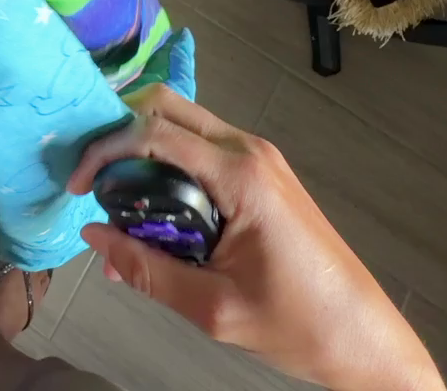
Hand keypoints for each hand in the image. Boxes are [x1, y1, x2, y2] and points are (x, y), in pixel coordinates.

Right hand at [68, 89, 442, 390]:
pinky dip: (166, 156)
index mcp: (240, 175)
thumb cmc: (297, 326)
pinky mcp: (261, 168)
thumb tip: (91, 234)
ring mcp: (258, 154)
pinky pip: (200, 142)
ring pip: (182, 118)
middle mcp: (248, 149)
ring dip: (141, 141)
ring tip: (116, 191)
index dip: (105, 150)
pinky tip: (153, 200)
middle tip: (93, 174)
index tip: (78, 185)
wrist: (368, 342)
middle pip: (166, 104)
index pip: (155, 133)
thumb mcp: (213, 308)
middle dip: (118, 129)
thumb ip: (146, 269)